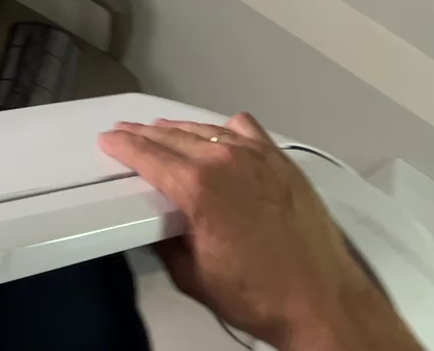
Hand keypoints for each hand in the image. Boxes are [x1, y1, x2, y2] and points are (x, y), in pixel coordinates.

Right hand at [99, 113, 418, 350]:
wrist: (326, 305)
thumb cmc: (259, 296)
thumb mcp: (193, 277)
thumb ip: (163, 243)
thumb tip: (152, 225)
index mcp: (196, 186)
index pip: (146, 154)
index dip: (122, 145)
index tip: (108, 139)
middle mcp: (222, 158)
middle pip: (170, 135)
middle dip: (143, 134)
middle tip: (126, 133)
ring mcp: (254, 154)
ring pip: (203, 128)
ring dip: (178, 130)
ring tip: (162, 132)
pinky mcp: (280, 158)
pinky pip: (243, 128)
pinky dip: (223, 129)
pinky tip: (218, 135)